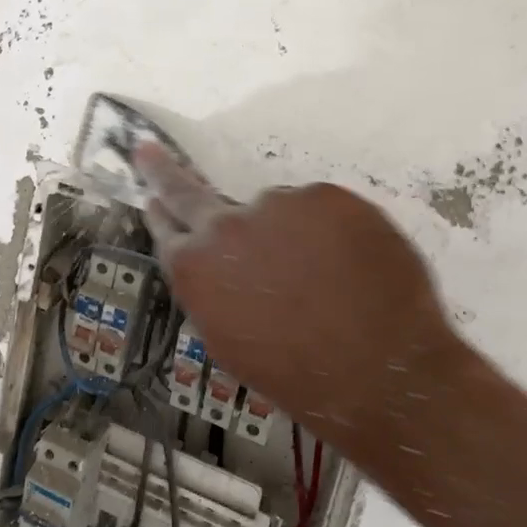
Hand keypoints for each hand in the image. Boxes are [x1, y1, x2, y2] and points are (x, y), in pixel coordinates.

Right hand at [134, 143, 462, 430]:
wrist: (380, 375)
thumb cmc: (296, 374)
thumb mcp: (229, 341)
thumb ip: (210, 289)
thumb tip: (211, 264)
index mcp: (194, 267)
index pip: (167, 228)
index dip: (161, 212)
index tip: (153, 197)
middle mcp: (224, 226)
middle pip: (190, 192)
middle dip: (164, 172)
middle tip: (146, 151)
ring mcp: (277, 204)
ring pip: (275, 211)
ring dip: (287, 232)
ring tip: (324, 277)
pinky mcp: (327, 196)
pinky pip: (321, 209)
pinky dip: (331, 231)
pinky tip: (352, 266)